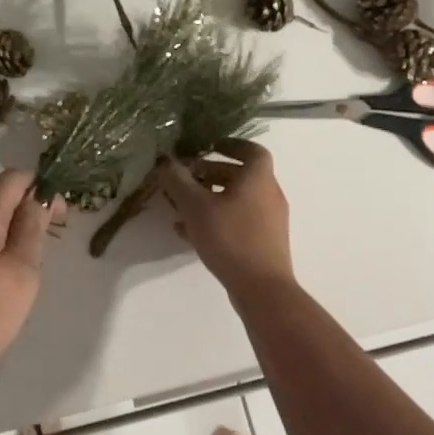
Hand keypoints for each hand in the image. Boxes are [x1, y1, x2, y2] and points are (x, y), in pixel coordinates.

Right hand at [158, 138, 294, 298]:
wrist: (263, 289)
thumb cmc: (231, 238)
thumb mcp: (195, 206)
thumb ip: (178, 181)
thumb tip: (164, 161)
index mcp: (258, 178)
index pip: (252, 150)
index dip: (231, 144)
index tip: (210, 145)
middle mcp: (269, 195)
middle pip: (240, 175)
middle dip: (210, 174)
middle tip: (185, 178)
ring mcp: (269, 221)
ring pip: (237, 200)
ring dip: (210, 198)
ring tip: (181, 208)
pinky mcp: (264, 243)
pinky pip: (238, 221)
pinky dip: (217, 220)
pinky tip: (189, 233)